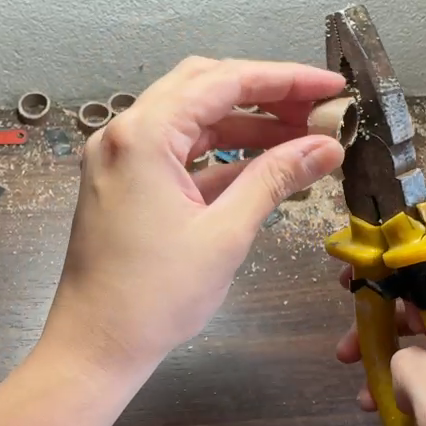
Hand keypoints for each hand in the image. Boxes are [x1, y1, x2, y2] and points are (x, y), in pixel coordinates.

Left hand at [42, 57, 346, 375]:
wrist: (95, 346)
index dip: (283, 79)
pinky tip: (263, 166)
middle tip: (316, 109)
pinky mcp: (121, 183)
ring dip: (243, 125)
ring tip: (301, 138)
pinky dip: (217, 155)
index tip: (330, 87)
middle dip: (263, 95)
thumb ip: (274, 179)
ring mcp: (118, 158)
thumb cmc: (155, 297)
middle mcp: (123, 134)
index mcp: (142, 136)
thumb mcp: (225, 234)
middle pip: (202, 88)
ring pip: (189, 120)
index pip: (222, 81)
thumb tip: (325, 146)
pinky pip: (175, 153)